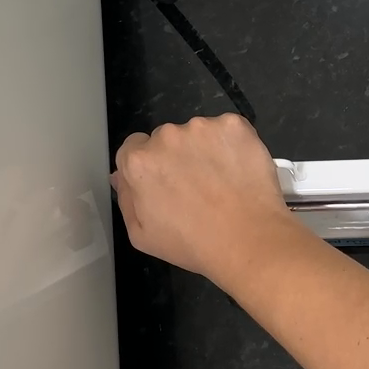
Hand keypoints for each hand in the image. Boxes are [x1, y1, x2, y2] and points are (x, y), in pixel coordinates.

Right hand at [111, 114, 300, 280]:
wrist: (247, 239)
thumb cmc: (192, 243)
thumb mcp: (141, 234)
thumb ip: (127, 199)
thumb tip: (121, 176)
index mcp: (140, 161)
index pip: (133, 148)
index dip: (149, 166)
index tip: (166, 183)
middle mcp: (167, 135)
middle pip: (166, 139)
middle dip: (176, 156)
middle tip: (196, 186)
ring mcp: (203, 127)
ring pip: (198, 133)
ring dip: (204, 149)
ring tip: (221, 181)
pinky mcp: (234, 125)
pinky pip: (227, 130)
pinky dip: (232, 144)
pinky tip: (239, 169)